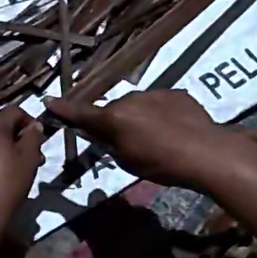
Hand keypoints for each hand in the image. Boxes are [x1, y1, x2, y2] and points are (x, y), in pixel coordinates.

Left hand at [0, 107, 45, 223]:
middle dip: (16, 136)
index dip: (31, 123)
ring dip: (2, 145)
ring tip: (13, 165)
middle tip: (31, 155)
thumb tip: (34, 126)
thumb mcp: (29, 156)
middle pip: (0, 124)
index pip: (17, 112)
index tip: (39, 141)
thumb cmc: (8, 181)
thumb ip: (34, 135)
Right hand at [44, 89, 256, 189]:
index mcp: (114, 118)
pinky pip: (161, 104)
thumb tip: (103, 134)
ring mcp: (155, 93)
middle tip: (127, 144)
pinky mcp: (177, 94)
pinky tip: (176, 132)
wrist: (208, 153)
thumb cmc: (162, 165)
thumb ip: (110, 144)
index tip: (48, 100)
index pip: (82, 113)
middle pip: (114, 110)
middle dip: (115, 122)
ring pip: (138, 105)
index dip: (63, 109)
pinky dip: (162, 115)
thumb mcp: (127, 161)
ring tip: (158, 140)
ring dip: (141, 118)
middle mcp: (130, 99)